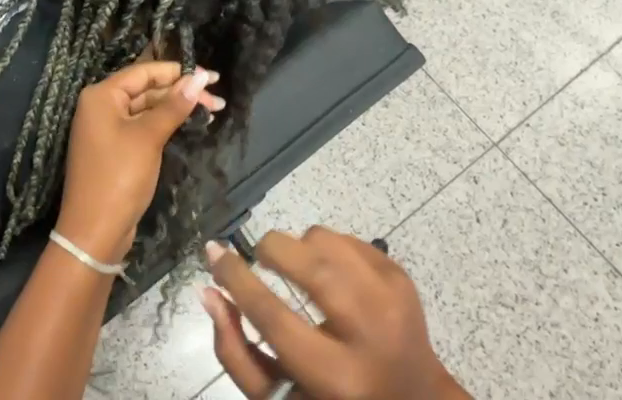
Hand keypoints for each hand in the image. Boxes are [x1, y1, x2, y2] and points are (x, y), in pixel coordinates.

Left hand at [55, 62, 222, 262]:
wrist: (94, 232)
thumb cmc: (119, 177)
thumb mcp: (149, 137)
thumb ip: (174, 105)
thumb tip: (200, 77)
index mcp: (101, 95)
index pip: (144, 72)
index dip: (178, 72)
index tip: (211, 77)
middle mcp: (101, 106)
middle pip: (146, 90)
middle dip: (181, 93)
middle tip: (218, 100)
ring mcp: (107, 129)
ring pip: (147, 109)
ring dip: (176, 109)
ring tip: (213, 111)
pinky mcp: (115, 149)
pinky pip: (143, 127)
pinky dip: (165, 124)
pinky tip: (189, 124)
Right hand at [204, 229, 467, 399]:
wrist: (412, 398)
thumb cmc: (331, 398)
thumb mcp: (280, 395)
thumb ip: (236, 351)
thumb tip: (208, 292)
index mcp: (336, 377)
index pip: (273, 316)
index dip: (236, 279)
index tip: (213, 254)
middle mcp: (370, 335)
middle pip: (309, 268)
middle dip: (271, 248)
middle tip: (257, 256)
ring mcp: (392, 300)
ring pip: (326, 242)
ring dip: (299, 245)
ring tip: (296, 269)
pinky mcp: (402, 277)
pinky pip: (347, 238)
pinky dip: (326, 246)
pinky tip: (327, 271)